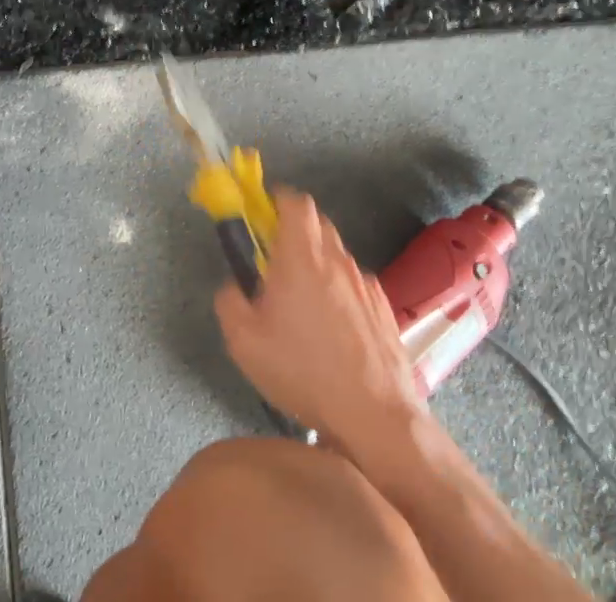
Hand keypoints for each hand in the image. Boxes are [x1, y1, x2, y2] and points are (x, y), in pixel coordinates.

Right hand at [215, 189, 428, 471]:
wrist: (376, 415)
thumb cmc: (302, 371)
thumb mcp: (243, 340)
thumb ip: (230, 301)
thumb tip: (235, 286)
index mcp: (301, 259)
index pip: (296, 204)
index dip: (276, 200)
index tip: (260, 211)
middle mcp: (338, 263)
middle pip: (318, 225)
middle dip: (293, 231)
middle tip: (270, 260)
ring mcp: (367, 287)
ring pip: (336, 258)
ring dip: (315, 265)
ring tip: (299, 304)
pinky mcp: (385, 312)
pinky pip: (354, 287)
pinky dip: (337, 293)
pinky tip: (329, 331)